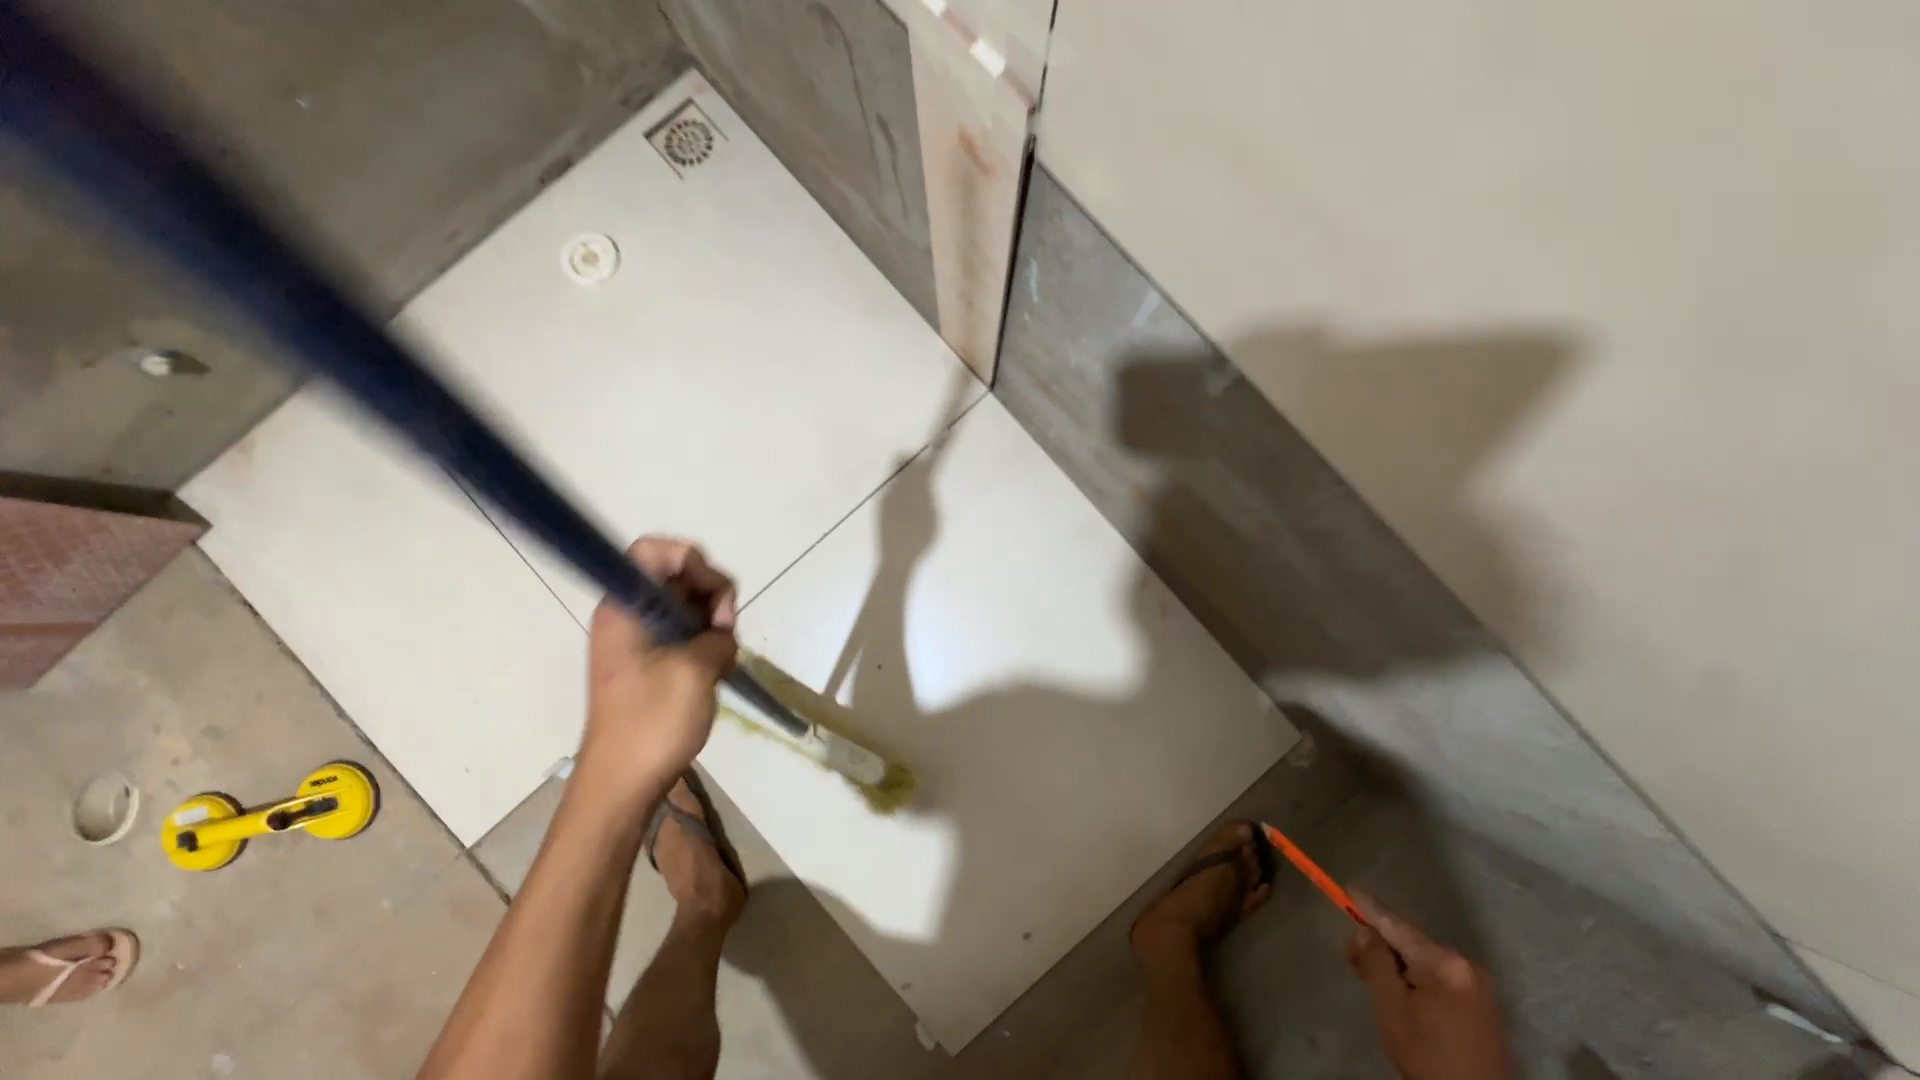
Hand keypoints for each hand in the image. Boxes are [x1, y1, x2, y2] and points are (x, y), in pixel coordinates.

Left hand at [580, 537, 737, 792]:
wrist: (623, 783)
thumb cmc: (652, 723)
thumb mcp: (696, 670)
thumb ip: (717, 636)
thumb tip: (721, 638)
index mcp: (625, 608)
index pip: (651, 551)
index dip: (688, 557)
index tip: (711, 594)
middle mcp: (629, 615)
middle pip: (677, 575)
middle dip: (712, 595)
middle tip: (725, 632)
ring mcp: (640, 639)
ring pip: (687, 606)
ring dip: (713, 624)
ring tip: (722, 658)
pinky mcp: (651, 662)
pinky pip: (685, 633)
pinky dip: (707, 644)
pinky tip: (716, 671)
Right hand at [1346, 893, 1511, 1079]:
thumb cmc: (1428, 1054)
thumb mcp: (1391, 1008)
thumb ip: (1376, 964)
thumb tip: (1365, 931)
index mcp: (1444, 962)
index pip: (1397, 926)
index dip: (1370, 908)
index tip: (1348, 889)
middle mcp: (1465, 963)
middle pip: (1411, 942)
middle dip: (1380, 945)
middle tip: (1351, 960)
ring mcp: (1477, 983)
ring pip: (1424, 959)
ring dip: (1396, 964)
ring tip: (1373, 980)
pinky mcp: (1481, 1001)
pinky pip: (1439, 976)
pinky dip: (1416, 977)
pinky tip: (1401, 992)